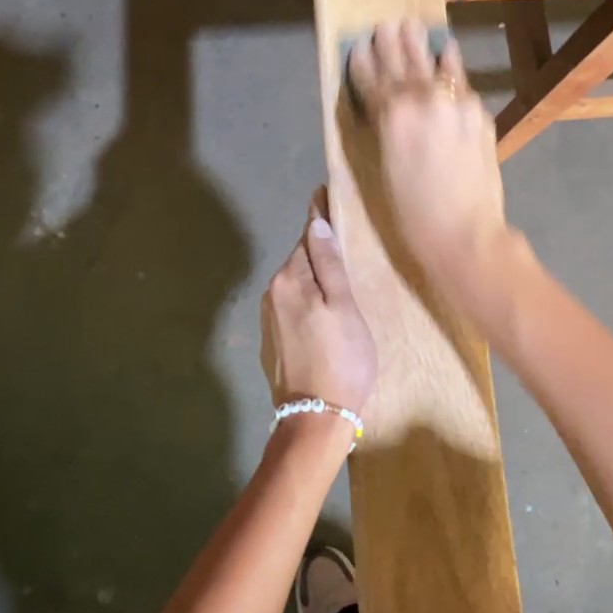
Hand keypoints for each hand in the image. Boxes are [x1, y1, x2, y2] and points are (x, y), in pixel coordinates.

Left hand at [261, 191, 377, 416]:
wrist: (315, 417)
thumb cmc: (341, 358)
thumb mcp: (344, 307)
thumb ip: (328, 264)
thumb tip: (316, 222)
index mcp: (290, 279)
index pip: (306, 236)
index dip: (320, 219)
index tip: (326, 195)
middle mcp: (271, 293)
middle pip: (299, 260)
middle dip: (317, 249)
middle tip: (343, 238)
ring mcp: (268, 320)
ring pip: (295, 285)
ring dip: (312, 277)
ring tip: (338, 275)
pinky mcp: (271, 342)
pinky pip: (291, 308)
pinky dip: (306, 302)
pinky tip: (323, 313)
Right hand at [348, 21, 511, 286]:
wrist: (465, 233)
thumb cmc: (413, 214)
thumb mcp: (384, 170)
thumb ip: (384, 130)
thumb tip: (383, 109)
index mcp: (390, 116)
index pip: (371, 79)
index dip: (363, 61)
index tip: (359, 45)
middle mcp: (420, 99)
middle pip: (401, 64)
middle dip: (390, 44)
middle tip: (383, 24)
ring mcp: (453, 102)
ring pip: (431, 65)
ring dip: (418, 45)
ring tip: (409, 25)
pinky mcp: (477, 112)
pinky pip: (459, 80)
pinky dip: (450, 63)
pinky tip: (446, 49)